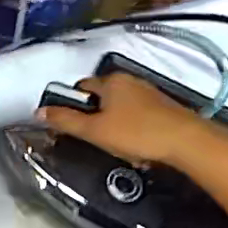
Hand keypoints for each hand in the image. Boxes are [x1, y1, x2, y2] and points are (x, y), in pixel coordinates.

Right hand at [39, 72, 227, 168]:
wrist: (188, 143)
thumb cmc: (136, 134)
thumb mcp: (94, 131)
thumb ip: (65, 120)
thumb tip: (39, 112)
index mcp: (110, 81)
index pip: (80, 87)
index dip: (73, 105)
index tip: (73, 126)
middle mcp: (129, 80)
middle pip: (101, 97)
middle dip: (95, 117)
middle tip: (96, 139)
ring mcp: (150, 92)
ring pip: (120, 107)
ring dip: (114, 124)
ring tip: (118, 146)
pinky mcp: (165, 107)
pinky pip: (139, 115)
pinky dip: (133, 128)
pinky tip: (138, 146)